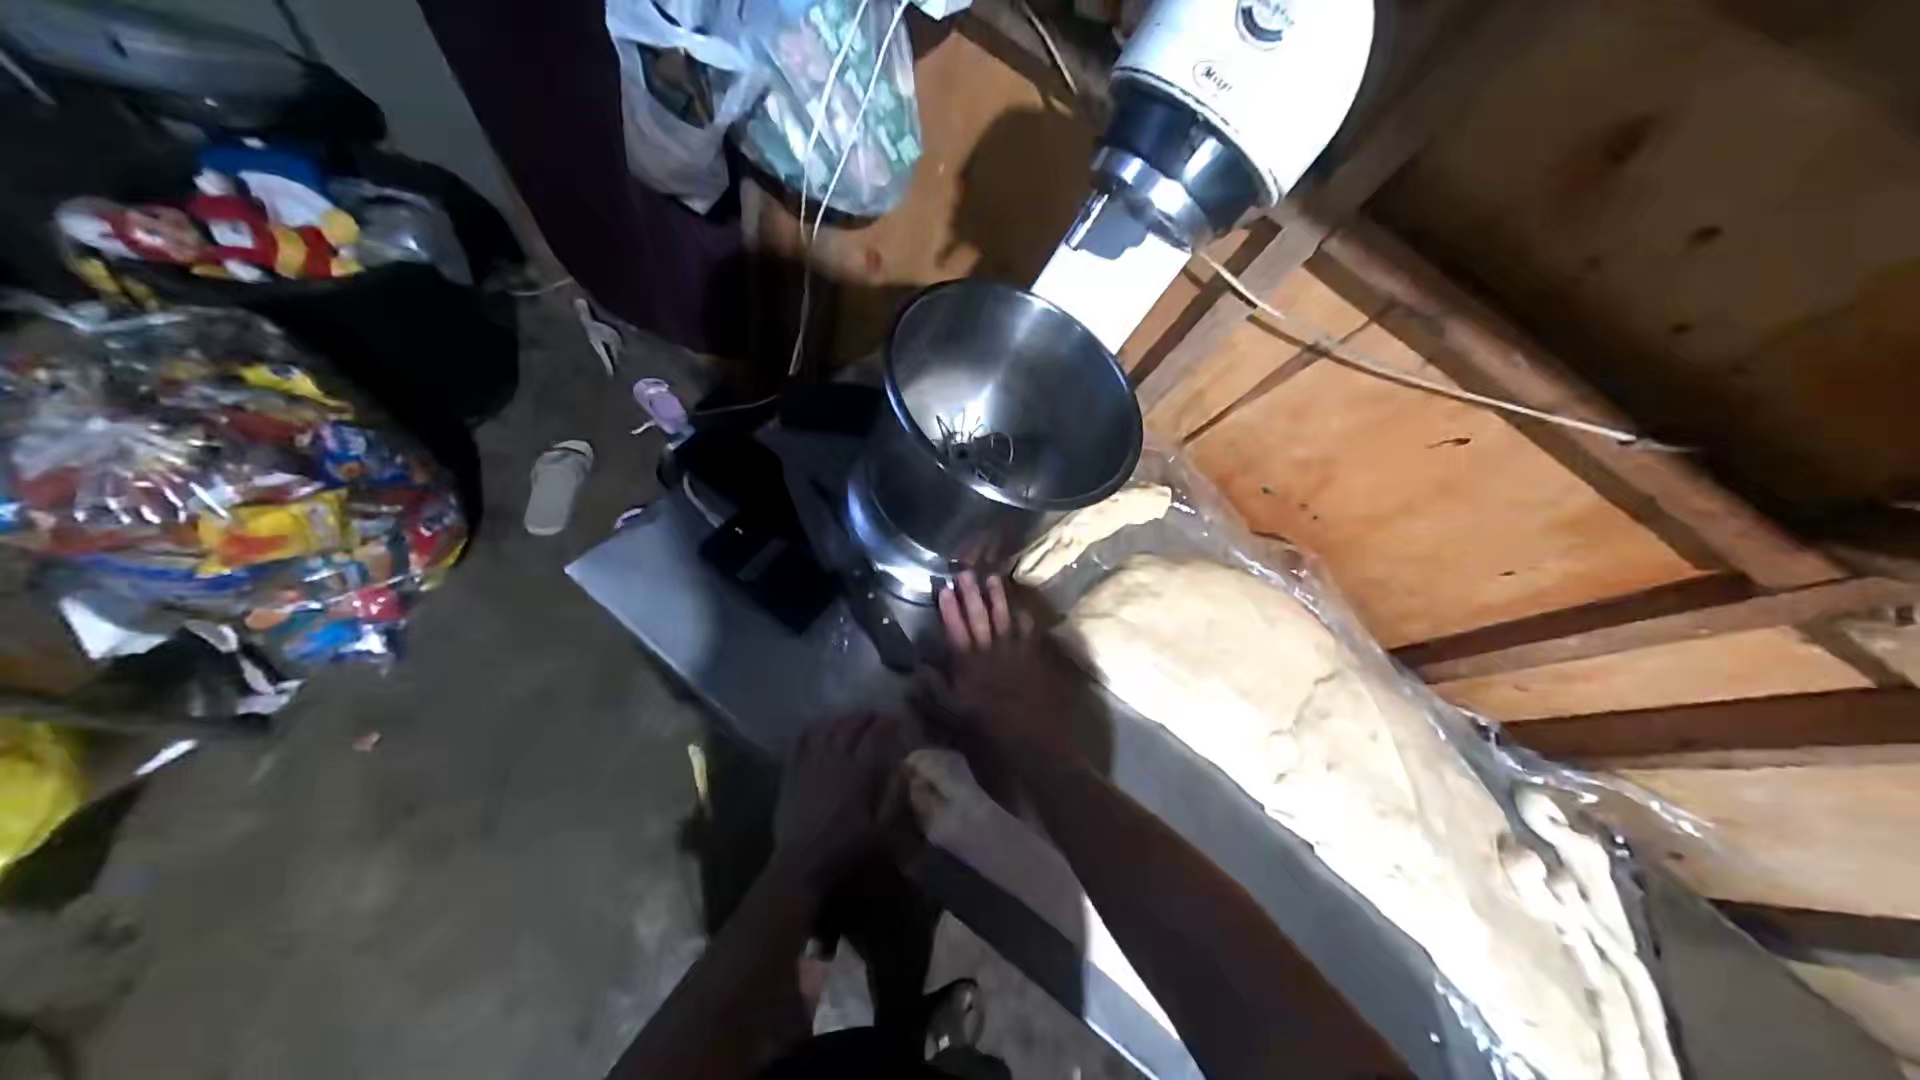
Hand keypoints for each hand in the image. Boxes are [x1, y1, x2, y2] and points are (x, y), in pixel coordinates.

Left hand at [772, 712, 906, 884]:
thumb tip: (911, 773)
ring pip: (825, 730)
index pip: (875, 735)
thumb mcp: (886, 832)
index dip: (886, 723)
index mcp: (860, 771)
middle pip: (850, 727)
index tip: (896, 719)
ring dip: (839, 720)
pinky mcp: (790, 774)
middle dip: (864, 717)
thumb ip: (900, 801)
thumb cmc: (846, 850)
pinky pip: (797, 743)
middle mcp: (835, 759)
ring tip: (847, 720)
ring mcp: (810, 764)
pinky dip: (808, 732)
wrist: (802, 864)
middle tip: (874, 716)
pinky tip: (813, 730)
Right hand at [922, 572, 1088, 767]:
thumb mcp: (951, 712)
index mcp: (967, 663)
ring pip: (1003, 617)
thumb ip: (934, 687)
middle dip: (970, 593)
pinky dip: (1024, 618)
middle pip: (978, 616)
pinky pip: (1029, 631)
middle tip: (964, 572)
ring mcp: (1014, 652)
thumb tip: (918, 665)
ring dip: (997, 597)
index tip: (943, 589)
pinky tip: (1021, 609)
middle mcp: (989, 651)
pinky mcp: (1034, 657)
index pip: (954, 628)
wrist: (1031, 740)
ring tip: (991, 578)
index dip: (948, 608)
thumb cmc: (986, 729)